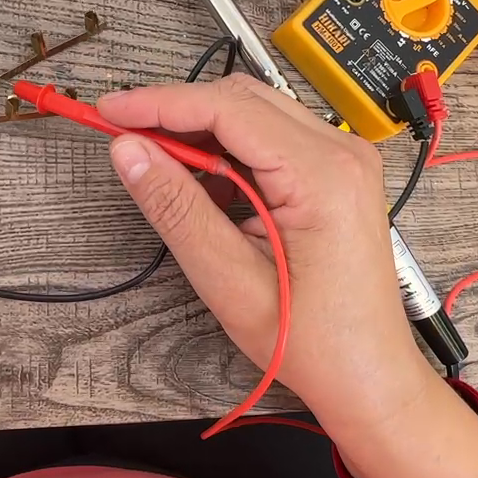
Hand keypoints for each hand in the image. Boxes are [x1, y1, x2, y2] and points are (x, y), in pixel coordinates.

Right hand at [98, 76, 477, 477]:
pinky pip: (270, 139)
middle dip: (176, 112)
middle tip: (124, 135)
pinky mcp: (336, 173)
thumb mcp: (229, 280)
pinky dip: (227, 152)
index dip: (159, 103)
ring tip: (159, 167)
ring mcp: (344, 159)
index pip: (227, 109)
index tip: (108, 110)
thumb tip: (128, 150)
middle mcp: (342, 151)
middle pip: (242, 100)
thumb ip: (177, 208)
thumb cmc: (310, 342)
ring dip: (200, 132)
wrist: (369, 377)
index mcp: (323, 175)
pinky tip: (205, 188)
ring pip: (254, 114)